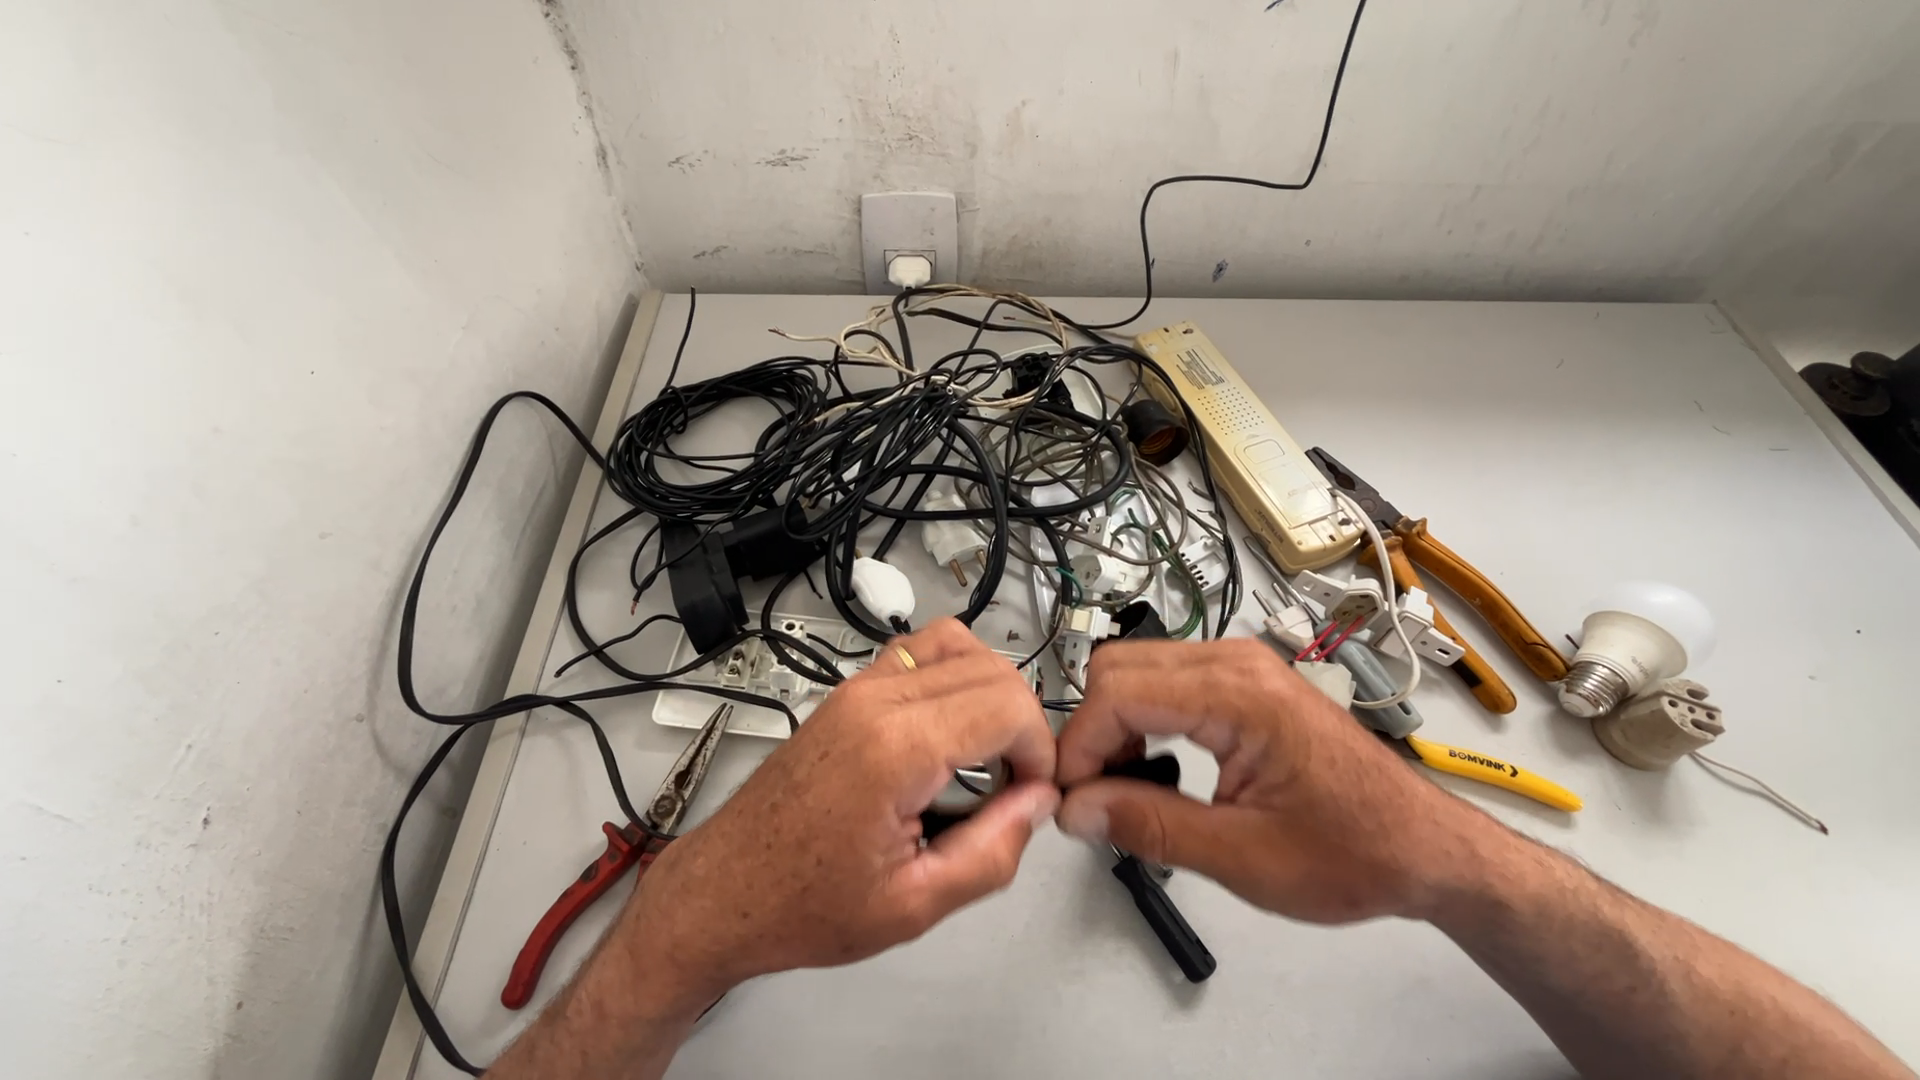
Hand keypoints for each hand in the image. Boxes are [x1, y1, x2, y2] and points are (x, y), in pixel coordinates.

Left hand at [615, 618, 1059, 1008]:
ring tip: (986, 752)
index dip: (1041, 750)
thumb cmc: (806, 905)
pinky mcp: (847, 690)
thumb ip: (993, 851)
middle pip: (993, 670)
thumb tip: (1040, 800)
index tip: (1030, 795)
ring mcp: (858, 686)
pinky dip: (953, 672)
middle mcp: (877, 699)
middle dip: (1023, 724)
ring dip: (990, 690)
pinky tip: (949, 728)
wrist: (724, 889)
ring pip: (959, 644)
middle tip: (1012, 785)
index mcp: (897, 748)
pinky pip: (918, 649)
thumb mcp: (913, 905)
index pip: (1009, 706)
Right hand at [1054, 638, 1481, 923]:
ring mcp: (1241, 663)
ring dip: (1114, 723)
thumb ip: (1148, 826)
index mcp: (1238, 694)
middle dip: (1093, 730)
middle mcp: (1235, 660)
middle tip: (1098, 797)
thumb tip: (1072, 810)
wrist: (1425, 847)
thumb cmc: (1349, 856)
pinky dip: (1141, 716)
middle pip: (1118, 666)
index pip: (1118, 692)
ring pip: (1136, 668)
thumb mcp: (1242, 857)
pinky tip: (1155, 764)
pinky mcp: (1245, 678)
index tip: (1072, 804)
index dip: (1081, 746)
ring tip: (1125, 788)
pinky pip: (1165, 678)